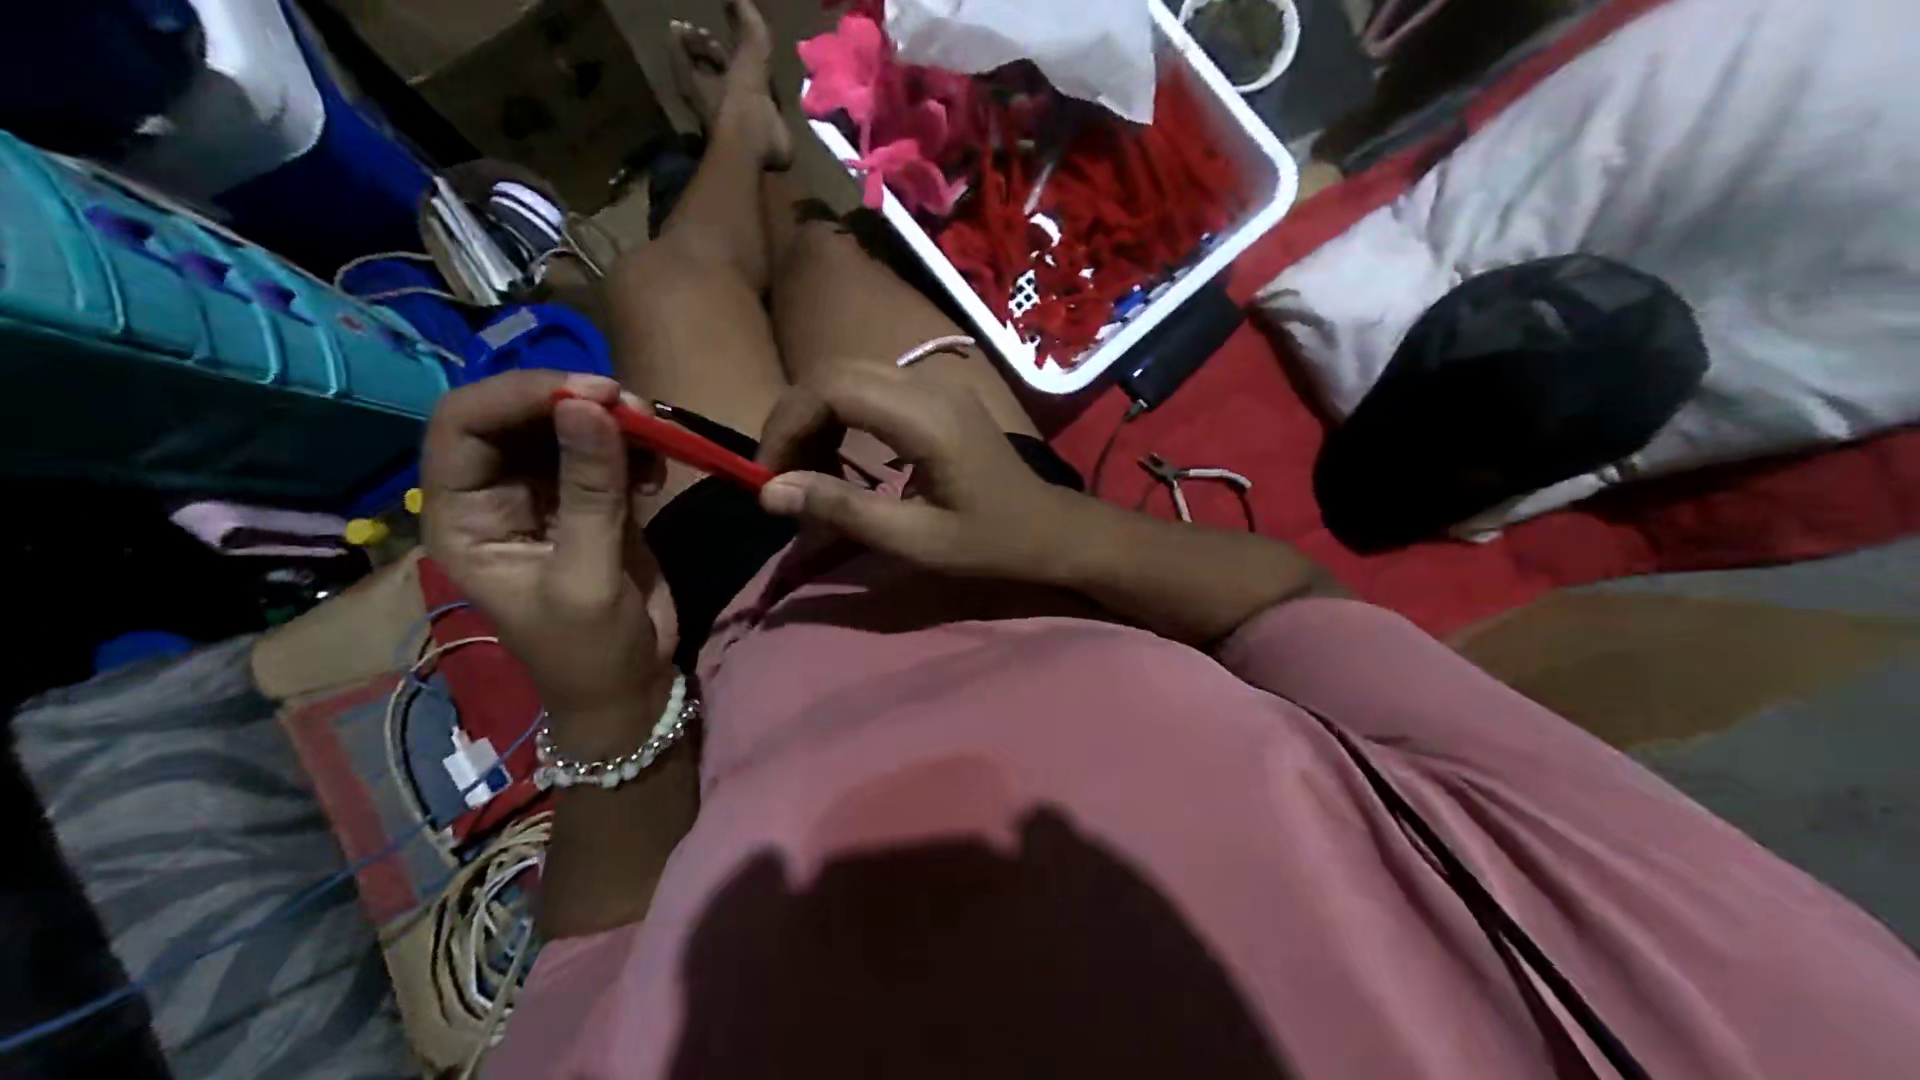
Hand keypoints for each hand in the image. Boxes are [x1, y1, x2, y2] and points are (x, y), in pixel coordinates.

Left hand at [421, 371, 676, 752]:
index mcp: (464, 516)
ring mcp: (547, 495)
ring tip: (657, 439)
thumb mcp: (587, 576)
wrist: (629, 685)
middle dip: (574, 402)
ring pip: (565, 427)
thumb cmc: (589, 649)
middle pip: (516, 416)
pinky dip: (634, 448)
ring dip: (612, 422)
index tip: (596, 393)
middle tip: (638, 408)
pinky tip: (657, 471)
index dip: (522, 396)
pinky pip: (605, 451)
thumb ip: (590, 491)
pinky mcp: (592, 501)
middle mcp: (496, 495)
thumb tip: (592, 404)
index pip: (466, 425)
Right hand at [753, 366, 1078, 579]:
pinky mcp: (938, 395)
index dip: (788, 423)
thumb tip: (770, 491)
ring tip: (805, 470)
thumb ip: (842, 510)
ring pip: (850, 375)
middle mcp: (930, 386)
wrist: (1049, 530)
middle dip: (794, 417)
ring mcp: (937, 385)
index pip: (833, 388)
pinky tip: (838, 456)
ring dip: (815, 415)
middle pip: (835, 372)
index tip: (769, 473)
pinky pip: (872, 387)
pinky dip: (841, 415)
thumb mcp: (914, 540)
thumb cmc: (989, 543)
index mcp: (928, 420)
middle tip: (781, 473)